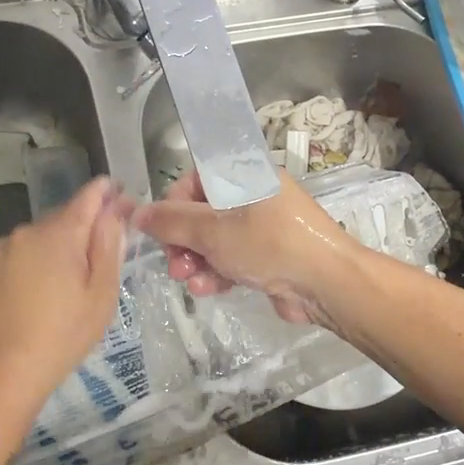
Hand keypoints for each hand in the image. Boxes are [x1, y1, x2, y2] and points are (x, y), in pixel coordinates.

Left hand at [0, 177, 129, 425]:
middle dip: (85, 225)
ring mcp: (1, 249)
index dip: (108, 193)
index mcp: (59, 233)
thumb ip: (109, 245)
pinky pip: (19, 253)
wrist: (4, 372)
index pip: (89, 196)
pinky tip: (40, 290)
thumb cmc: (64, 335)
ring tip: (70, 278)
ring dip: (58, 245)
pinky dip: (34, 261)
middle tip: (104, 249)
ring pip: (40, 236)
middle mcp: (26, 231)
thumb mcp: (101, 294)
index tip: (123, 196)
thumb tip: (115, 210)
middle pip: (64, 217)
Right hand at [133, 171, 360, 324]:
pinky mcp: (267, 257)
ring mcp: (262, 228)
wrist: (326, 283)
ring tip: (189, 280)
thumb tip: (137, 213)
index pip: (196, 178)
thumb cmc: (269, 244)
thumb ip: (171, 222)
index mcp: (245, 174)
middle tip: (174, 264)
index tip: (162, 229)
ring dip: (196, 261)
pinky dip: (217, 273)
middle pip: (201, 213)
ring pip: (214, 241)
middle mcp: (253, 196)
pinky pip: (231, 260)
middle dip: (182, 241)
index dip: (174, 203)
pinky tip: (208, 289)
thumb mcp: (213, 230)